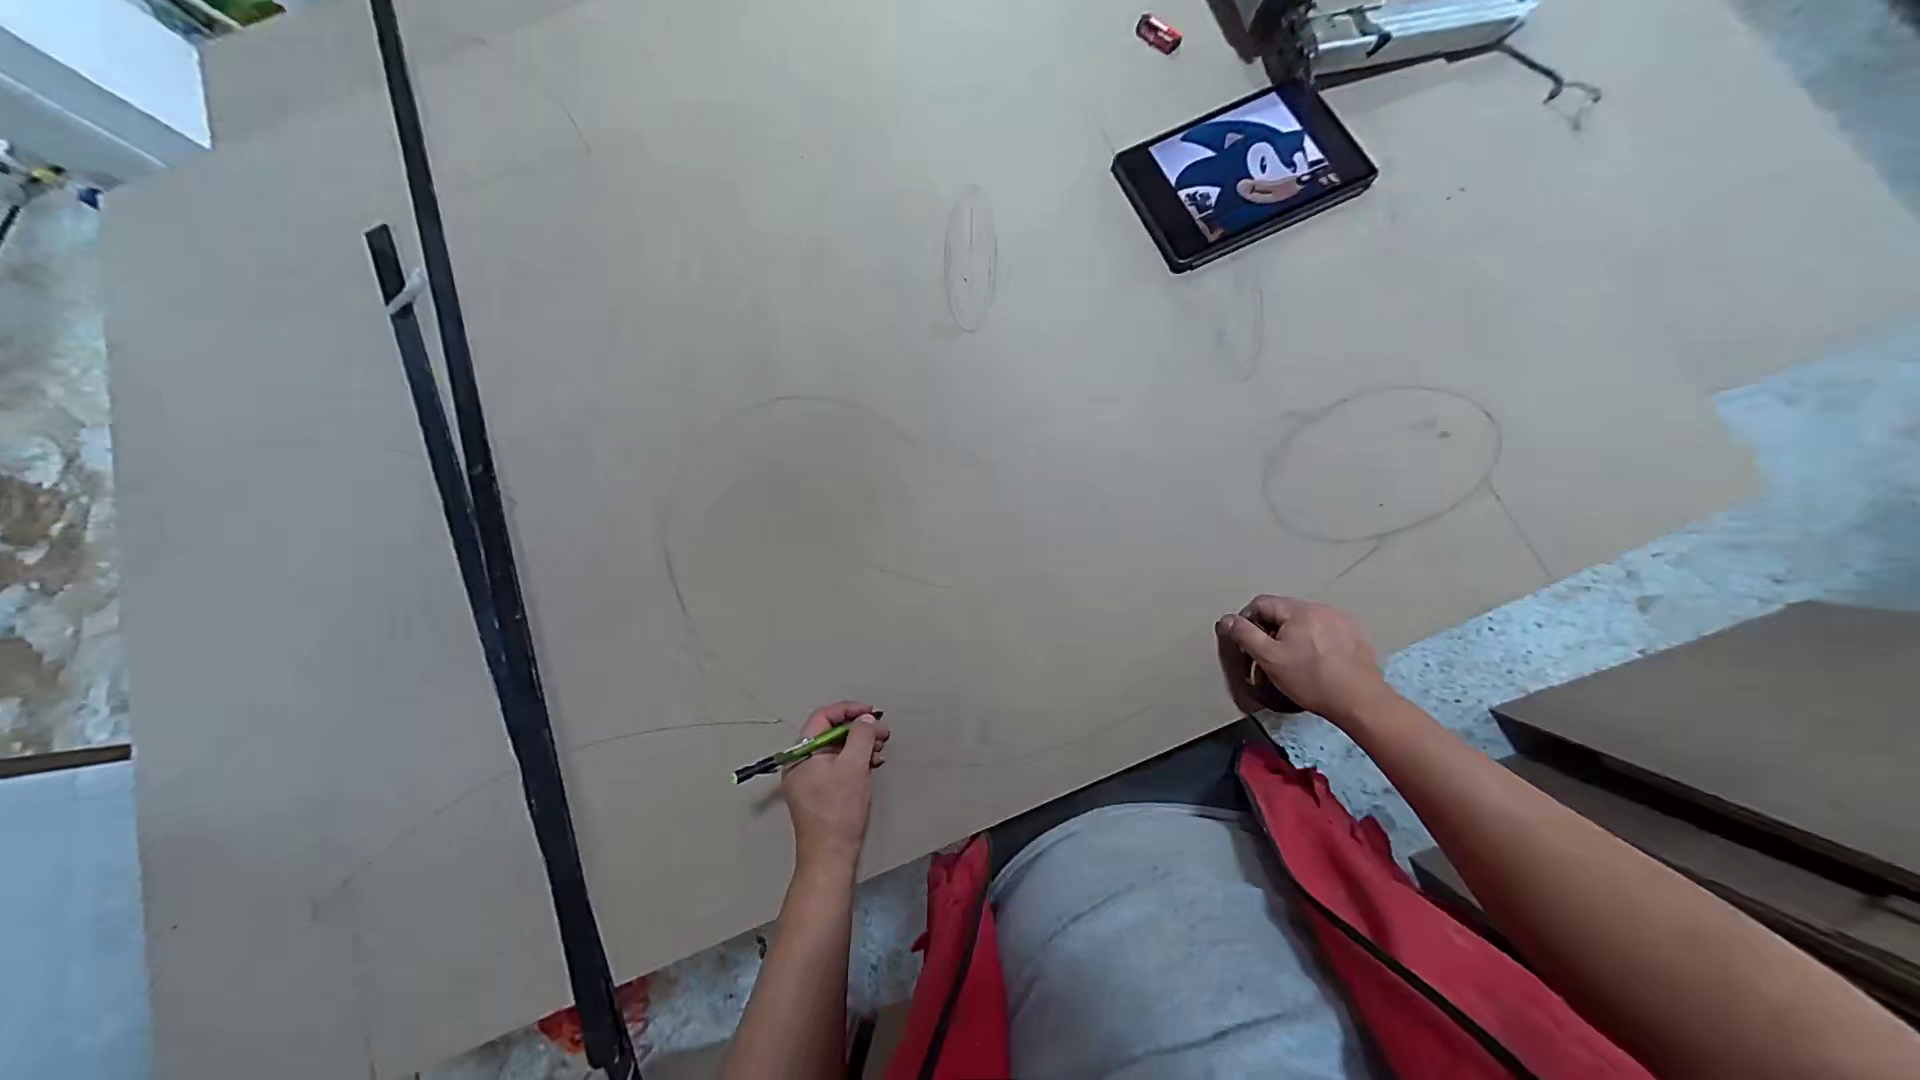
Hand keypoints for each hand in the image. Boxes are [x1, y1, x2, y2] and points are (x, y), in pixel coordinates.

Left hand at [781, 701, 888, 871]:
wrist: (831, 856)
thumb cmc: (839, 810)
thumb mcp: (853, 766)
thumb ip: (861, 736)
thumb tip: (866, 719)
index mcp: (802, 753)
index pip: (823, 717)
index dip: (848, 710)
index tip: (871, 713)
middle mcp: (802, 763)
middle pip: (832, 733)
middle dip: (859, 729)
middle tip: (882, 733)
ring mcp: (811, 779)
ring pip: (838, 750)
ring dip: (861, 745)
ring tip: (880, 750)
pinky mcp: (822, 792)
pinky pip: (839, 766)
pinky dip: (857, 761)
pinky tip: (873, 764)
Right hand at [1215, 596, 1398, 725]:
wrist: (1360, 702)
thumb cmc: (1313, 681)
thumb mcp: (1269, 658)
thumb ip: (1245, 635)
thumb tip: (1228, 619)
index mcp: (1300, 610)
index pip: (1261, 603)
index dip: (1246, 621)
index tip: (1245, 643)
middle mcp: (1322, 609)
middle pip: (1283, 612)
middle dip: (1269, 632)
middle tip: (1265, 658)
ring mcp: (1342, 621)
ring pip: (1304, 622)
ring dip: (1290, 638)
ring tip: (1289, 663)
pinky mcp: (1355, 636)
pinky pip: (1324, 631)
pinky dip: (1312, 642)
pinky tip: (1314, 663)